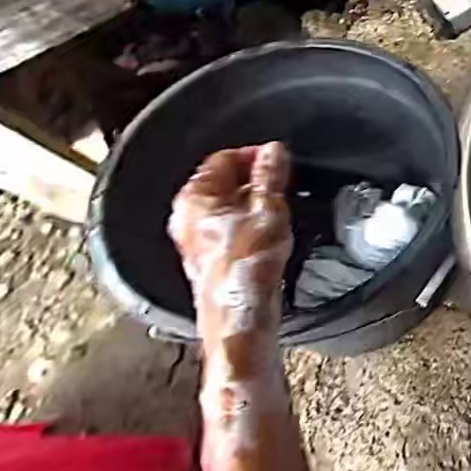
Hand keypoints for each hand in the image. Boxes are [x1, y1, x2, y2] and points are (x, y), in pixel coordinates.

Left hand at [169, 142, 293, 349]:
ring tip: (279, 208)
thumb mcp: (269, 209)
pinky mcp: (209, 255)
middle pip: (224, 181)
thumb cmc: (246, 269)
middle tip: (282, 182)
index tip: (278, 159)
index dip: (254, 155)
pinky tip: (269, 230)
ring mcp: (196, 238)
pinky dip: (250, 221)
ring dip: (254, 200)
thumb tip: (274, 152)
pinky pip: (230, 225)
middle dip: (255, 178)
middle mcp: (187, 217)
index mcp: (194, 199)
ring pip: (228, 204)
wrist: (240, 318)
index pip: (223, 158)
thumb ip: (271, 175)